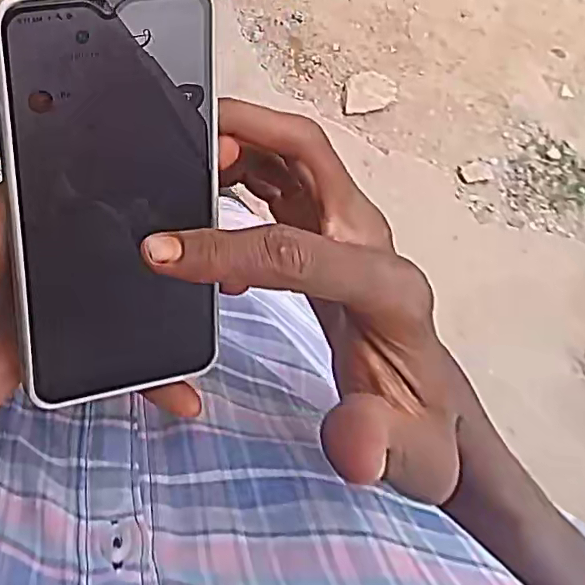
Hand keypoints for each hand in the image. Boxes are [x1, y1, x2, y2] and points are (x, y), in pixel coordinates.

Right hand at [142, 99, 462, 503]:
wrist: (423, 400)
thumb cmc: (413, 422)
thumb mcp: (408, 457)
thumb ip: (380, 447)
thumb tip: (351, 440)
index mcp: (386, 287)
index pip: (296, 252)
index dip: (224, 247)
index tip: (160, 253)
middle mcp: (365, 236)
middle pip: (308, 151)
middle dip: (246, 127)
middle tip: (184, 129)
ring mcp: (341, 220)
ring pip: (288, 147)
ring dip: (237, 133)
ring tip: (183, 144)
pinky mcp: (317, 219)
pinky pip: (274, 168)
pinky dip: (236, 157)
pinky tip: (204, 179)